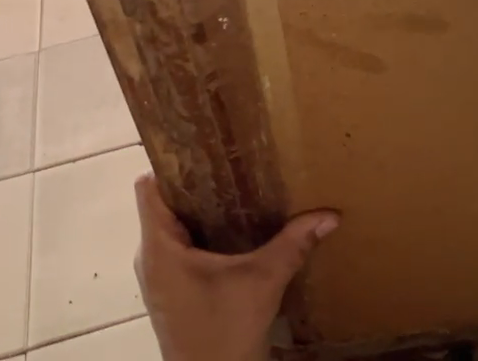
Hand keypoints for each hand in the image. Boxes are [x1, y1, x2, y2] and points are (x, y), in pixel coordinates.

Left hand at [134, 173, 338, 360]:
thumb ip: (293, 244)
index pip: (148, 186)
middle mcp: (149, 256)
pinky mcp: (168, 292)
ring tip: (231, 187)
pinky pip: (175, 247)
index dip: (168, 162)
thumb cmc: (226, 331)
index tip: (198, 146)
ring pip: (169, 226)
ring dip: (196, 210)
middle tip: (226, 161)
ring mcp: (157, 277)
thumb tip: (329, 215)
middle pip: (162, 203)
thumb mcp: (262, 282)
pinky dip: (197, 233)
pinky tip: (229, 228)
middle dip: (192, 183)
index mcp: (159, 246)